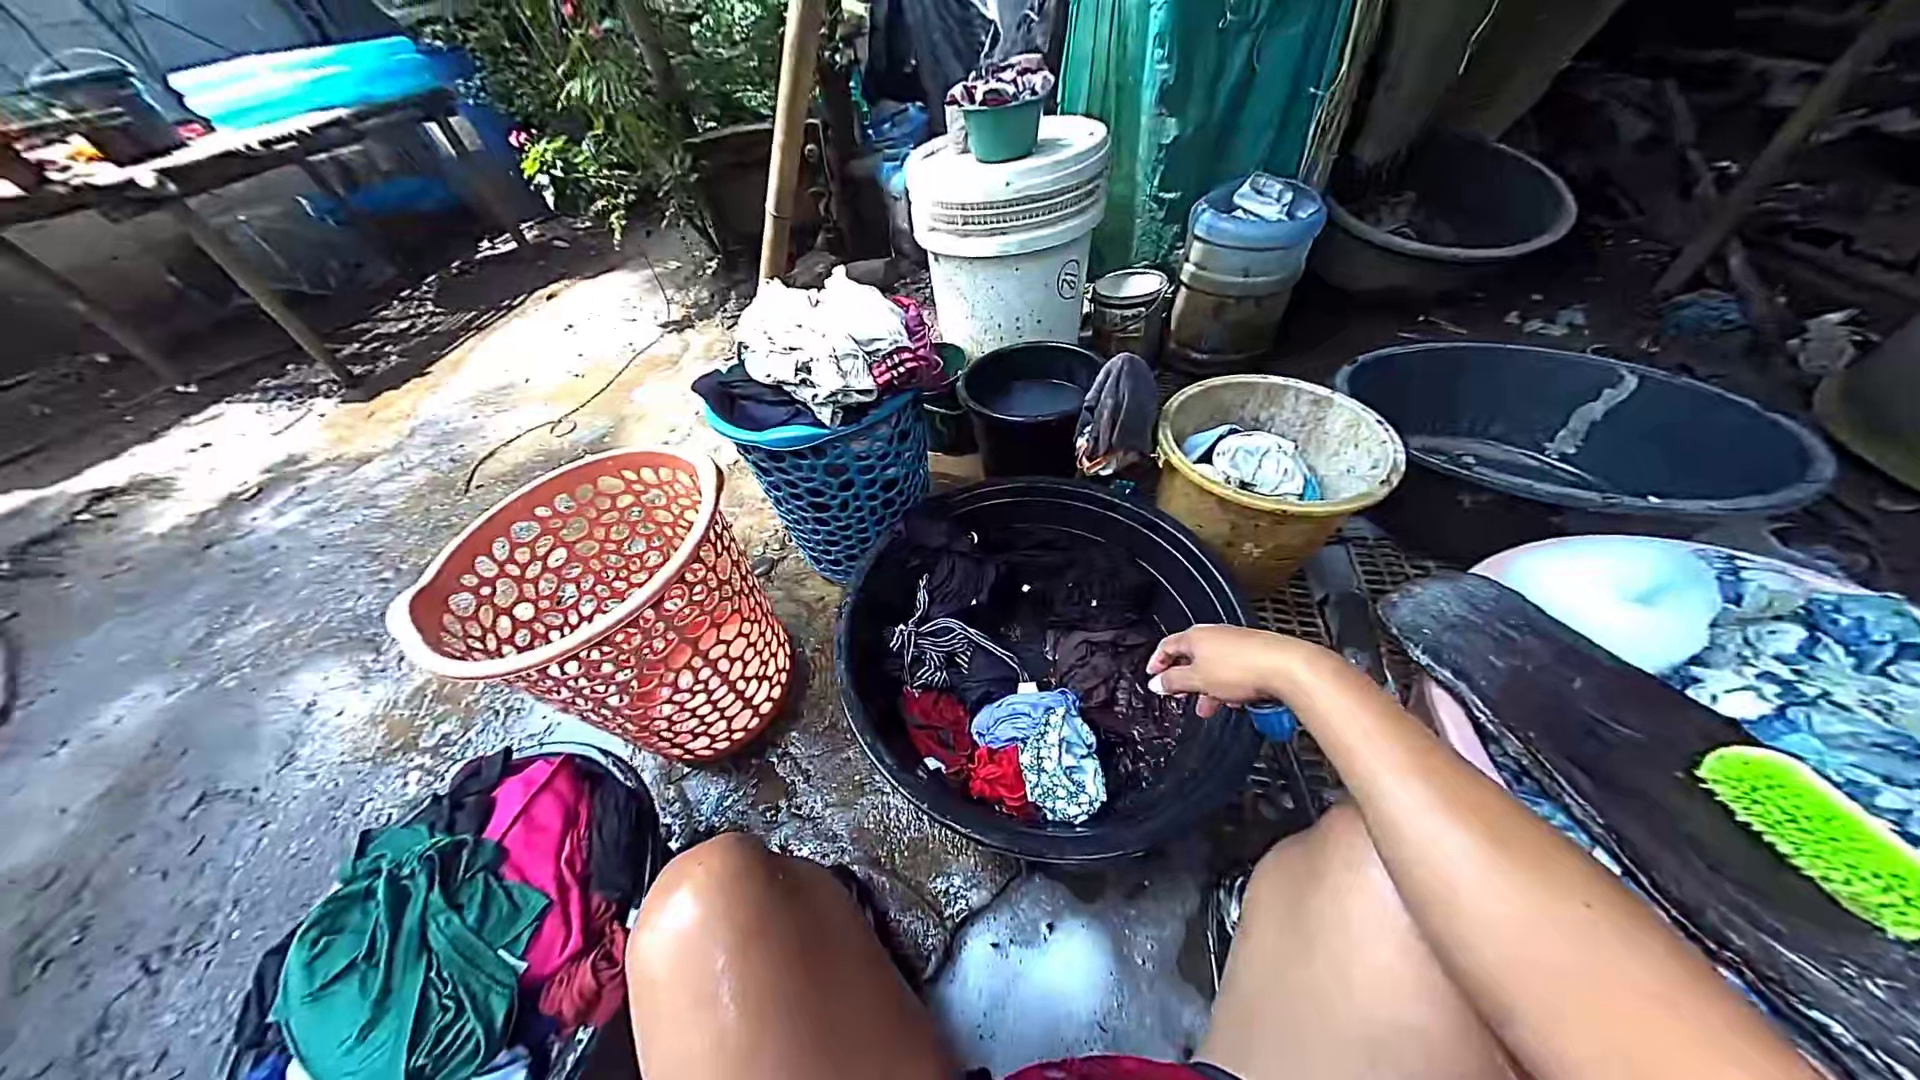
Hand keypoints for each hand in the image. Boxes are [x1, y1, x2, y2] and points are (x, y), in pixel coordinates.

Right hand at [1145, 625, 1318, 717]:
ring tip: (1212, 707)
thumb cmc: (1243, 668)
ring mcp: (1237, 643)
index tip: (1154, 676)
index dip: (1157, 662)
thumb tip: (1158, 683)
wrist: (1287, 667)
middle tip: (1181, 695)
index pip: (1167, 646)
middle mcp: (1215, 635)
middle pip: (1192, 658)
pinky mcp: (1256, 653)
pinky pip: (1234, 670)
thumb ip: (1173, 682)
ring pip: (1214, 667)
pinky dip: (1229, 685)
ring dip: (1209, 688)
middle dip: (1186, 681)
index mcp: (1195, 636)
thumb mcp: (1197, 680)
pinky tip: (1235, 700)